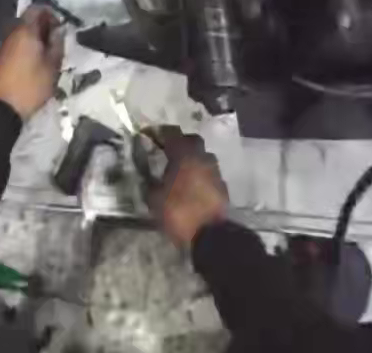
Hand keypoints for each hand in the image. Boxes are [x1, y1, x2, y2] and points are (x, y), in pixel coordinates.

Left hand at [0, 7, 64, 118]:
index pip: (36, 8)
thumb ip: (57, 45)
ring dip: (32, 41)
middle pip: (27, 22)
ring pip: (19, 36)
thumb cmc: (29, 87)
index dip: (50, 13)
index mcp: (25, 31)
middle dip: (41, 28)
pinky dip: (22, 52)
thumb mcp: (51, 68)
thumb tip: (59, 31)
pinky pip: (12, 49)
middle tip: (54, 44)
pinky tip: (29, 67)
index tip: (59, 27)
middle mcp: (10, 34)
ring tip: (44, 57)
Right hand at [147, 127, 229, 248]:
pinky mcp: (223, 187)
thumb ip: (150, 185)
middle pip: (191, 140)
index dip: (158, 133)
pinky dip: (201, 176)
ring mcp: (215, 171)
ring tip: (180, 172)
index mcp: (184, 153)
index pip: (171, 132)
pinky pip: (209, 174)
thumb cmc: (180, 212)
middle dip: (180, 143)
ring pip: (202, 157)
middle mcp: (201, 156)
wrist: (212, 238)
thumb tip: (147, 179)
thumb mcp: (155, 201)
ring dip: (192, 160)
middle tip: (167, 152)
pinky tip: (192, 187)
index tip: (148, 136)